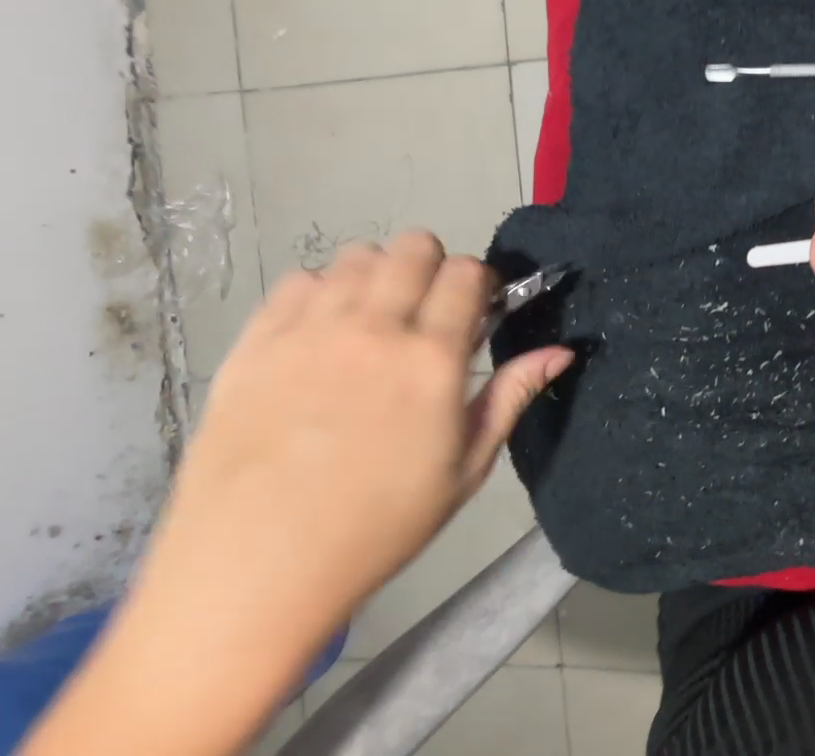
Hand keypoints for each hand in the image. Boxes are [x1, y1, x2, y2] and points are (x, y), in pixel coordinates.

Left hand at [136, 231, 572, 644]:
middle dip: (433, 268)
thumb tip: (561, 352)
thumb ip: (512, 397)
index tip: (476, 312)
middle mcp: (373, 328)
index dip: (480, 284)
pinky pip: (298, 281)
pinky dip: (321, 293)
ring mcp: (308, 330)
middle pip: (413, 247)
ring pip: (356, 255)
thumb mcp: (465, 470)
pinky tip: (322, 335)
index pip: (467, 274)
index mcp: (432, 360)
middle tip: (427, 313)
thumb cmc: (378, 526)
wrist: (253, 567)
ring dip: (378, 276)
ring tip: (373, 322)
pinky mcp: (255, 342)